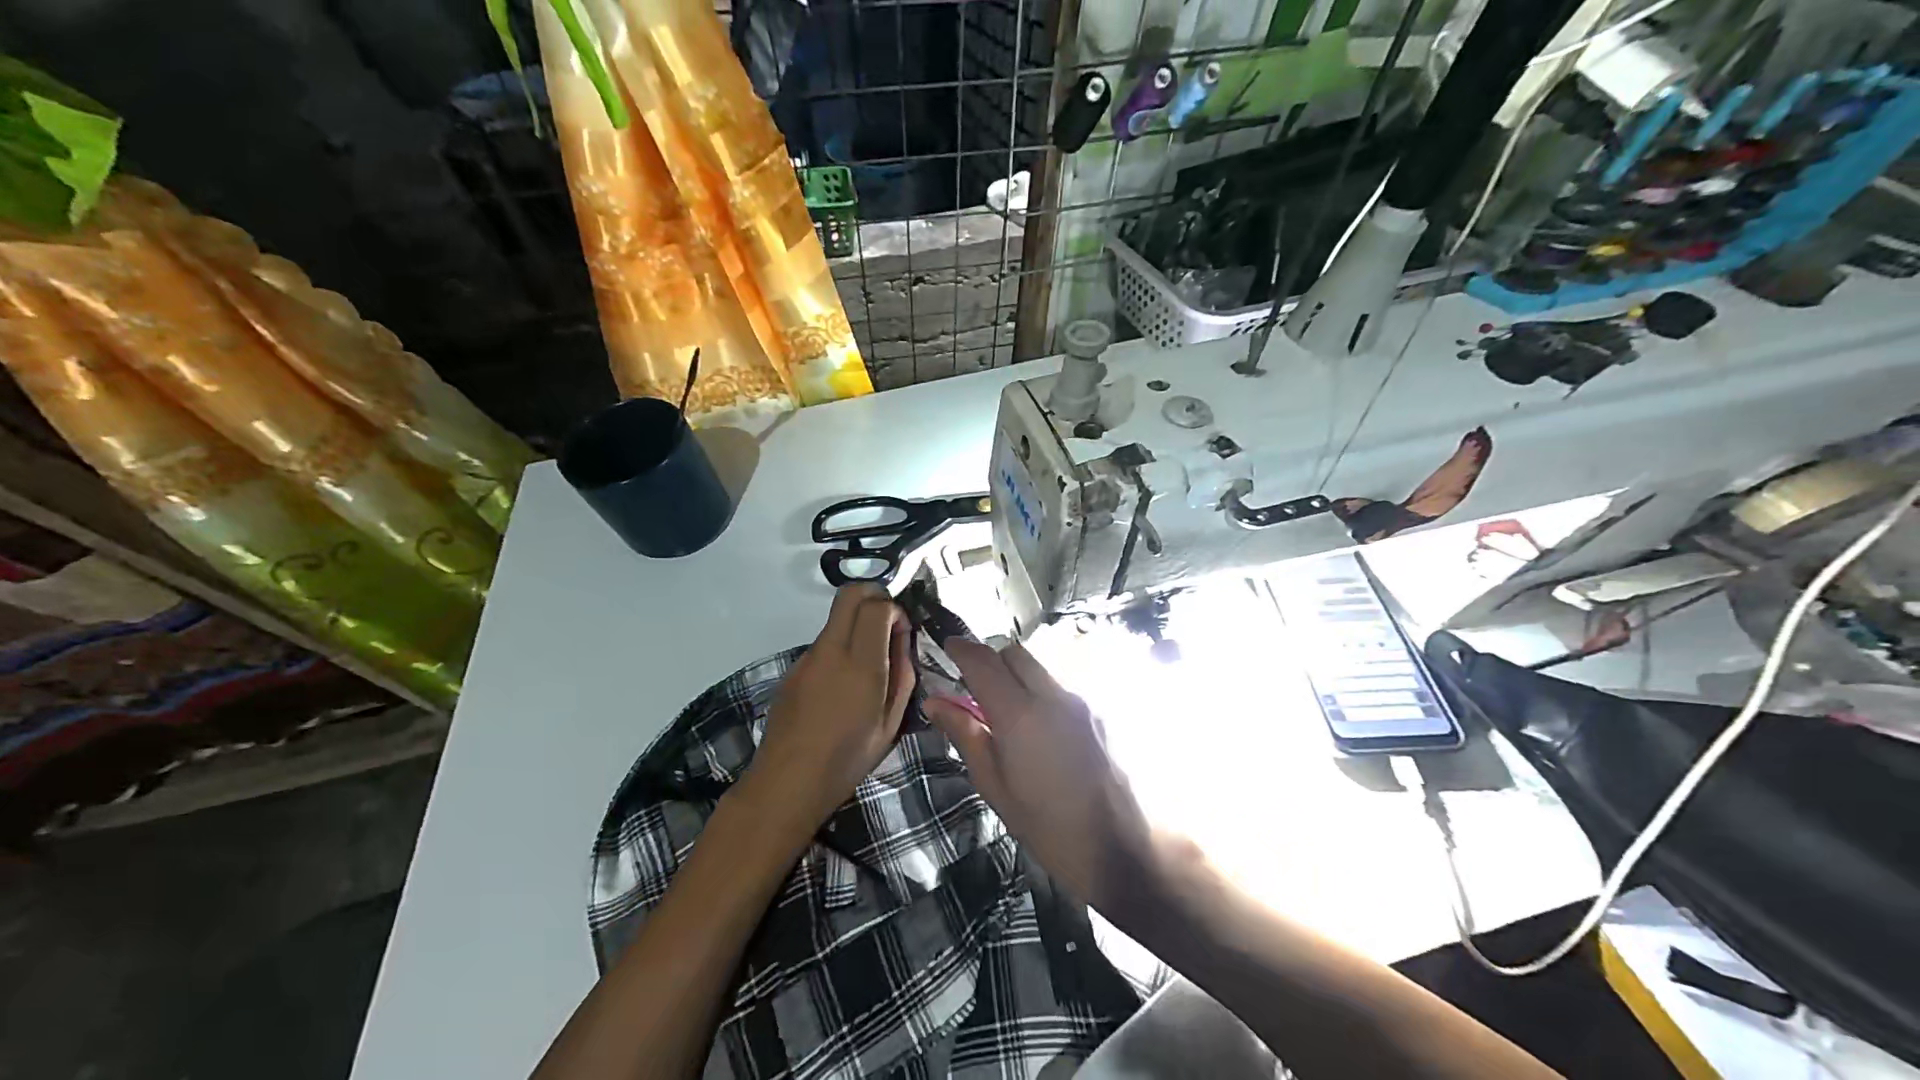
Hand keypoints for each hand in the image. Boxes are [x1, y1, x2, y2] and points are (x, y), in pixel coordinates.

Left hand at [747, 585, 915, 828]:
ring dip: (856, 625)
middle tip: (888, 625)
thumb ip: (903, 676)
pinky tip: (841, 688)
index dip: (895, 609)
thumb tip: (903, 644)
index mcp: (861, 665)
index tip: (902, 632)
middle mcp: (830, 650)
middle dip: (874, 597)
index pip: (877, 607)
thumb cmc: (847, 758)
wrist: (787, 782)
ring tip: (868, 666)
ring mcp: (806, 657)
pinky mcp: (792, 669)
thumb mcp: (891, 723)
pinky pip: (822, 644)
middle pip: (850, 594)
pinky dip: (839, 648)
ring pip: (835, 619)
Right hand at [922, 641, 1152, 909]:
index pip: (983, 662)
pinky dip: (1042, 693)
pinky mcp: (1101, 713)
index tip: (947, 647)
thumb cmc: (1048, 827)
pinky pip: (1061, 687)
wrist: (1123, 850)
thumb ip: (965, 735)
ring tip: (1010, 714)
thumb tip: (935, 702)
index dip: (961, 649)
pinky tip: (1042, 730)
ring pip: (1041, 668)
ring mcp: (1082, 702)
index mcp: (1020, 715)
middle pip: (1015, 653)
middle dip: (991, 660)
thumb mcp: (995, 787)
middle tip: (976, 689)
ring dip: (1019, 677)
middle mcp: (1053, 696)